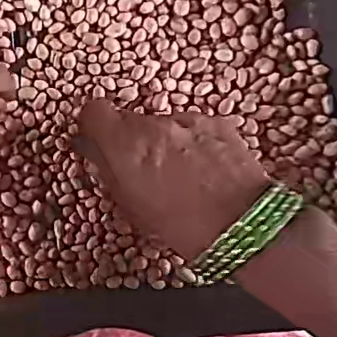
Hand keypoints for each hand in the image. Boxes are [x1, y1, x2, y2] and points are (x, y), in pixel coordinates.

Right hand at [73, 98, 273, 259]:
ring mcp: (187, 121)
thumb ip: (108, 171)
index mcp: (125, 144)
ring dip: (164, 144)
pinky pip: (192, 128)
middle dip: (131, 141)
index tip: (97, 141)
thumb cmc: (182, 225)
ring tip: (180, 177)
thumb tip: (93, 150)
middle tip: (142, 171)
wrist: (243, 223)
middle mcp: (154, 125)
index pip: (93, 111)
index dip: (93, 126)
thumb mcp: (131, 206)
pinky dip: (192, 143)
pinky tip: (203, 171)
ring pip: (163, 125)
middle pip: (130, 120)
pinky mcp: (216, 122)